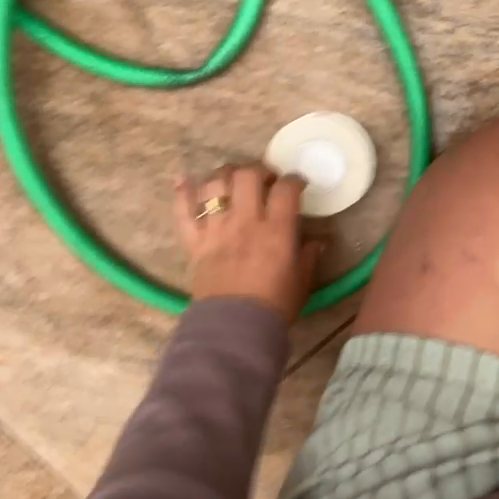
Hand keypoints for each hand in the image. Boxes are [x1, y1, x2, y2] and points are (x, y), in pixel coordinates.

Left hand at [174, 165, 323, 324]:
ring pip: (215, 184)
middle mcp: (245, 222)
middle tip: (264, 180)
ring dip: (224, 175)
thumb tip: (316, 241)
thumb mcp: (302, 281)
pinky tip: (183, 179)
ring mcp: (216, 229)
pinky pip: (183, 209)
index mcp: (276, 231)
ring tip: (232, 180)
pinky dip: (182, 191)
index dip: (293, 180)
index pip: (286, 189)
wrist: (234, 329)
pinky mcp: (194, 242)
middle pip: (247, 176)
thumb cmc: (274, 306)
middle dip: (258, 170)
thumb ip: (308, 256)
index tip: (297, 184)